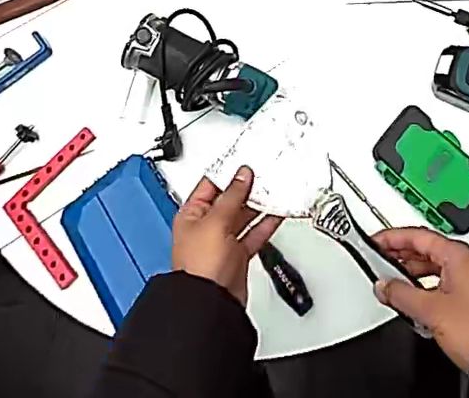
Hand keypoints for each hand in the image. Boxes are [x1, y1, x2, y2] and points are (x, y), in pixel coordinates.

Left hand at [171, 165, 282, 303]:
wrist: (212, 305)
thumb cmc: (199, 267)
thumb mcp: (216, 222)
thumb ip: (232, 197)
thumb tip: (241, 176)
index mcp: (192, 214)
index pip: (210, 185)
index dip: (227, 173)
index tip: (244, 163)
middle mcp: (206, 227)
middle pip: (229, 200)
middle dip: (246, 188)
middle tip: (263, 175)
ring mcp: (222, 242)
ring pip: (243, 217)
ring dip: (259, 205)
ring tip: (274, 191)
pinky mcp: (237, 256)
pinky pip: (253, 234)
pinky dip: (265, 224)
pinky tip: (276, 215)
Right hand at [372, 226, 468, 370]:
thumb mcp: (430, 309)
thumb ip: (400, 294)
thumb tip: (384, 286)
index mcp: (456, 254)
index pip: (416, 235)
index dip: (391, 237)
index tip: (375, 241)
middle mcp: (465, 263)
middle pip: (424, 250)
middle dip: (400, 257)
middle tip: (380, 262)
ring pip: (432, 269)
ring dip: (411, 276)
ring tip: (394, 285)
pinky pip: (440, 284)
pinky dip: (423, 288)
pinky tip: (414, 301)